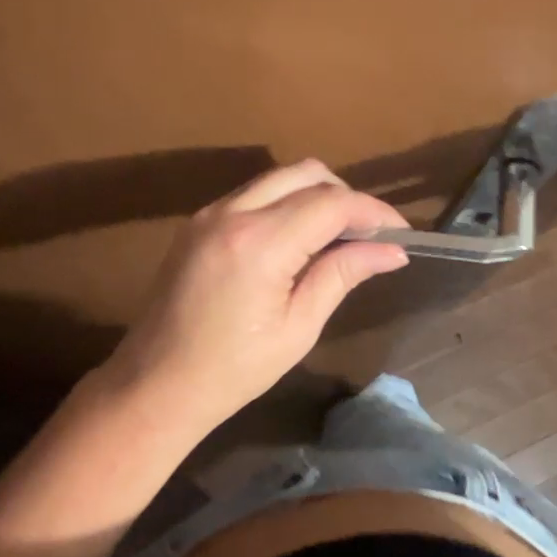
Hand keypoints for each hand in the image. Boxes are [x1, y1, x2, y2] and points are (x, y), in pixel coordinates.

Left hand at [101, 159, 409, 431]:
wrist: (157, 383)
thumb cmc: (234, 370)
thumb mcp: (298, 328)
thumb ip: (341, 275)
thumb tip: (391, 251)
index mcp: (260, 244)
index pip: (332, 203)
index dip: (373, 211)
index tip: (399, 232)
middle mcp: (232, 213)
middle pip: (307, 173)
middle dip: (346, 196)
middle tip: (369, 234)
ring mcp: (209, 214)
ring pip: (278, 178)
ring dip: (315, 196)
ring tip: (338, 238)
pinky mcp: (197, 223)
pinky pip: (252, 194)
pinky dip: (284, 203)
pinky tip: (298, 241)